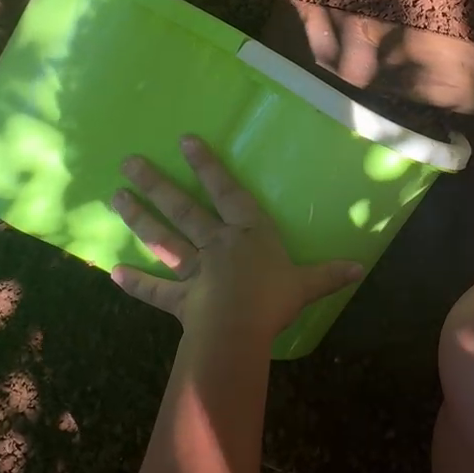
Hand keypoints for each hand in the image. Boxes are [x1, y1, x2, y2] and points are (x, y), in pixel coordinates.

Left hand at [110, 135, 363, 343]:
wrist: (237, 332)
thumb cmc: (272, 299)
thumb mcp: (307, 285)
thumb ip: (329, 274)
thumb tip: (361, 268)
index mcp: (247, 232)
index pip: (226, 191)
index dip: (206, 165)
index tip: (183, 140)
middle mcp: (216, 243)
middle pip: (183, 208)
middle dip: (156, 184)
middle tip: (129, 163)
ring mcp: (194, 271)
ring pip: (163, 239)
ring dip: (140, 219)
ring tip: (117, 197)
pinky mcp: (180, 300)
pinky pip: (156, 291)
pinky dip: (136, 283)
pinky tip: (113, 272)